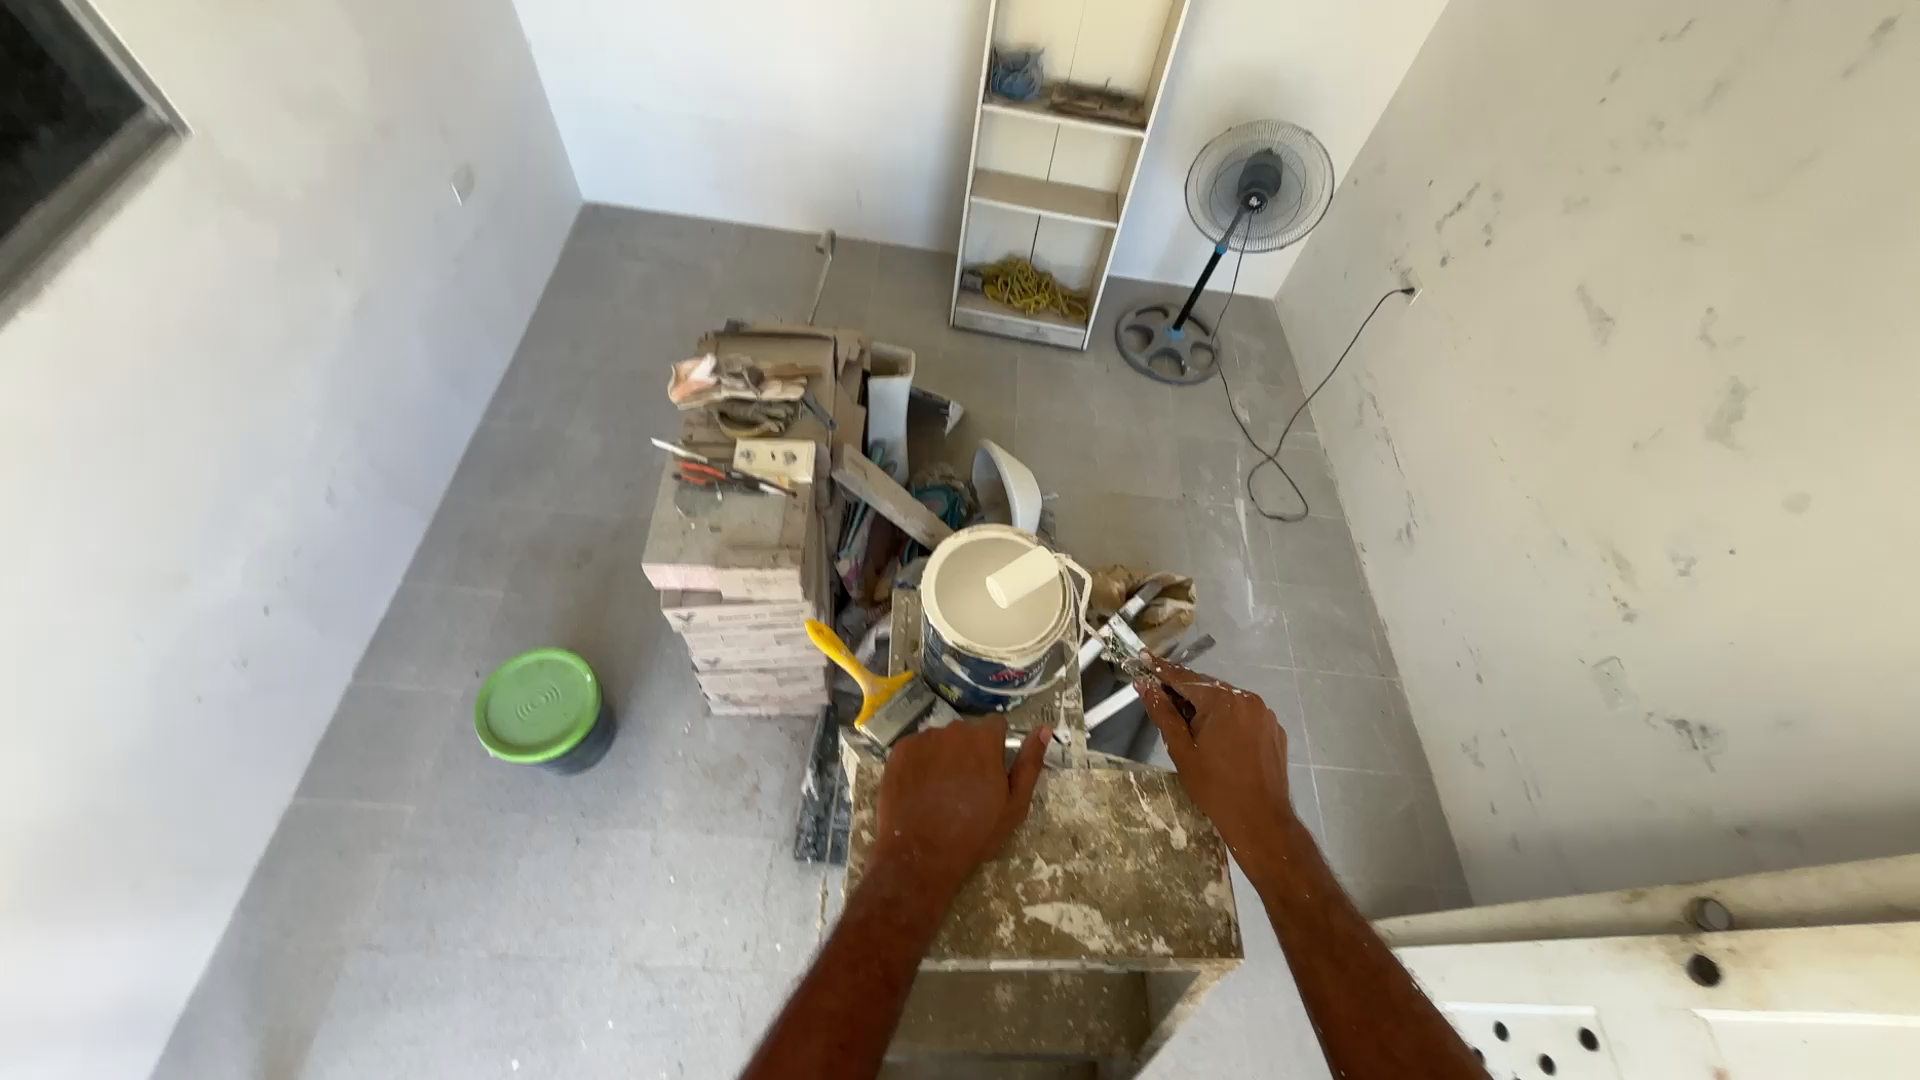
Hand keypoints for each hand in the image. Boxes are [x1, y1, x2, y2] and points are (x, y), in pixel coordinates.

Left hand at [873, 717, 1051, 901]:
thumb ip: (1030, 763)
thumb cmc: (975, 833)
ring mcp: (923, 739)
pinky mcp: (899, 751)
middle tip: (966, 787)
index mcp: (984, 740)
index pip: (996, 725)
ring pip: (940, 740)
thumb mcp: (1015, 804)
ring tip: (940, 791)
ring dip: (944, 756)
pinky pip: (916, 749)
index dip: (996, 746)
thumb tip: (1044, 730)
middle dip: (969, 751)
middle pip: (966, 733)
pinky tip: (920, 790)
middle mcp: (952, 730)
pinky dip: (920, 763)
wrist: (921, 856)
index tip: (992, 770)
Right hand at [1137, 658, 1295, 879]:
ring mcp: (1264, 714)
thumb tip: (1144, 686)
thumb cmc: (1214, 787)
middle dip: (1184, 691)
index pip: (1185, 678)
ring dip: (1206, 706)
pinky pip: (1244, 715)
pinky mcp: (1274, 730)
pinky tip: (1217, 738)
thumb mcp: (1181, 749)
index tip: (1144, 657)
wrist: (1260, 820)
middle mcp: (1248, 699)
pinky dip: (1227, 719)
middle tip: (1160, 696)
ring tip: (1189, 725)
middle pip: (1208, 688)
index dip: (1161, 670)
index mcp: (1223, 701)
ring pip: (1226, 701)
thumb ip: (1162, 712)